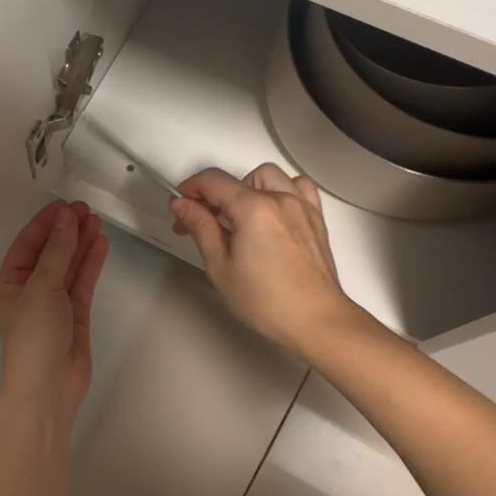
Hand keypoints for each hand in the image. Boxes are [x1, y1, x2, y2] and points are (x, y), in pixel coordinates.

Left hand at [0, 200, 109, 420]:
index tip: (65, 206)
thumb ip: (58, 251)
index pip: (26, 245)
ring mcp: (54, 302)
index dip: (44, 224)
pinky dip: (91, 264)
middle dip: (66, 231)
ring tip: (97, 221)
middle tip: (86, 209)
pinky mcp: (75, 314)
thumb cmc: (35, 335)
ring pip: (69, 266)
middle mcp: (30, 290)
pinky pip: (83, 282)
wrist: (49, 387)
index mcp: (10, 283)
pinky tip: (101, 244)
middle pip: (50, 253)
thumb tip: (67, 218)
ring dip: (81, 244)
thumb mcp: (42, 287)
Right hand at [168, 164, 364, 354]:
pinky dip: (280, 189)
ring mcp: (301, 207)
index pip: (213, 181)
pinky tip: (270, 210)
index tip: (180, 206)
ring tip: (237, 215)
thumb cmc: (269, 301)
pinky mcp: (314, 218)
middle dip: (214, 195)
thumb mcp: (220, 266)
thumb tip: (182, 205)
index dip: (190, 190)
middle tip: (202, 222)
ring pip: (268, 176)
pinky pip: (298, 185)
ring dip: (246, 187)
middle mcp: (280, 199)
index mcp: (253, 209)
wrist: (315, 319)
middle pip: (237, 179)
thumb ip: (200, 227)